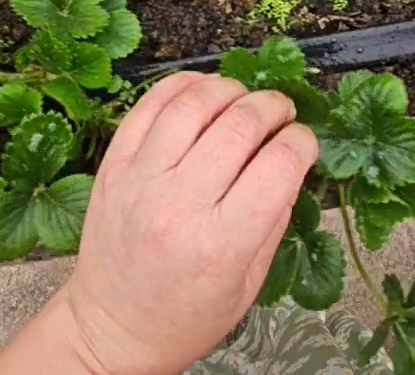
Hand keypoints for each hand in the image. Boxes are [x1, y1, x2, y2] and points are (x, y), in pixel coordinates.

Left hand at [0, 72, 318, 374]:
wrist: (110, 330)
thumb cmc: (185, 316)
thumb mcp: (248, 284)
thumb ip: (274, 216)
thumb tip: (291, 157)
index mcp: (221, 244)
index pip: (279, 165)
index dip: (302, 141)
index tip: (304, 141)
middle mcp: (179, 206)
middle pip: (241, 125)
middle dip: (274, 107)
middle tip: (282, 112)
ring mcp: (141, 180)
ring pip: (195, 103)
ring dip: (231, 89)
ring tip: (244, 98)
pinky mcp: (114, 165)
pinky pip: (150, 104)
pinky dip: (183, 84)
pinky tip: (204, 90)